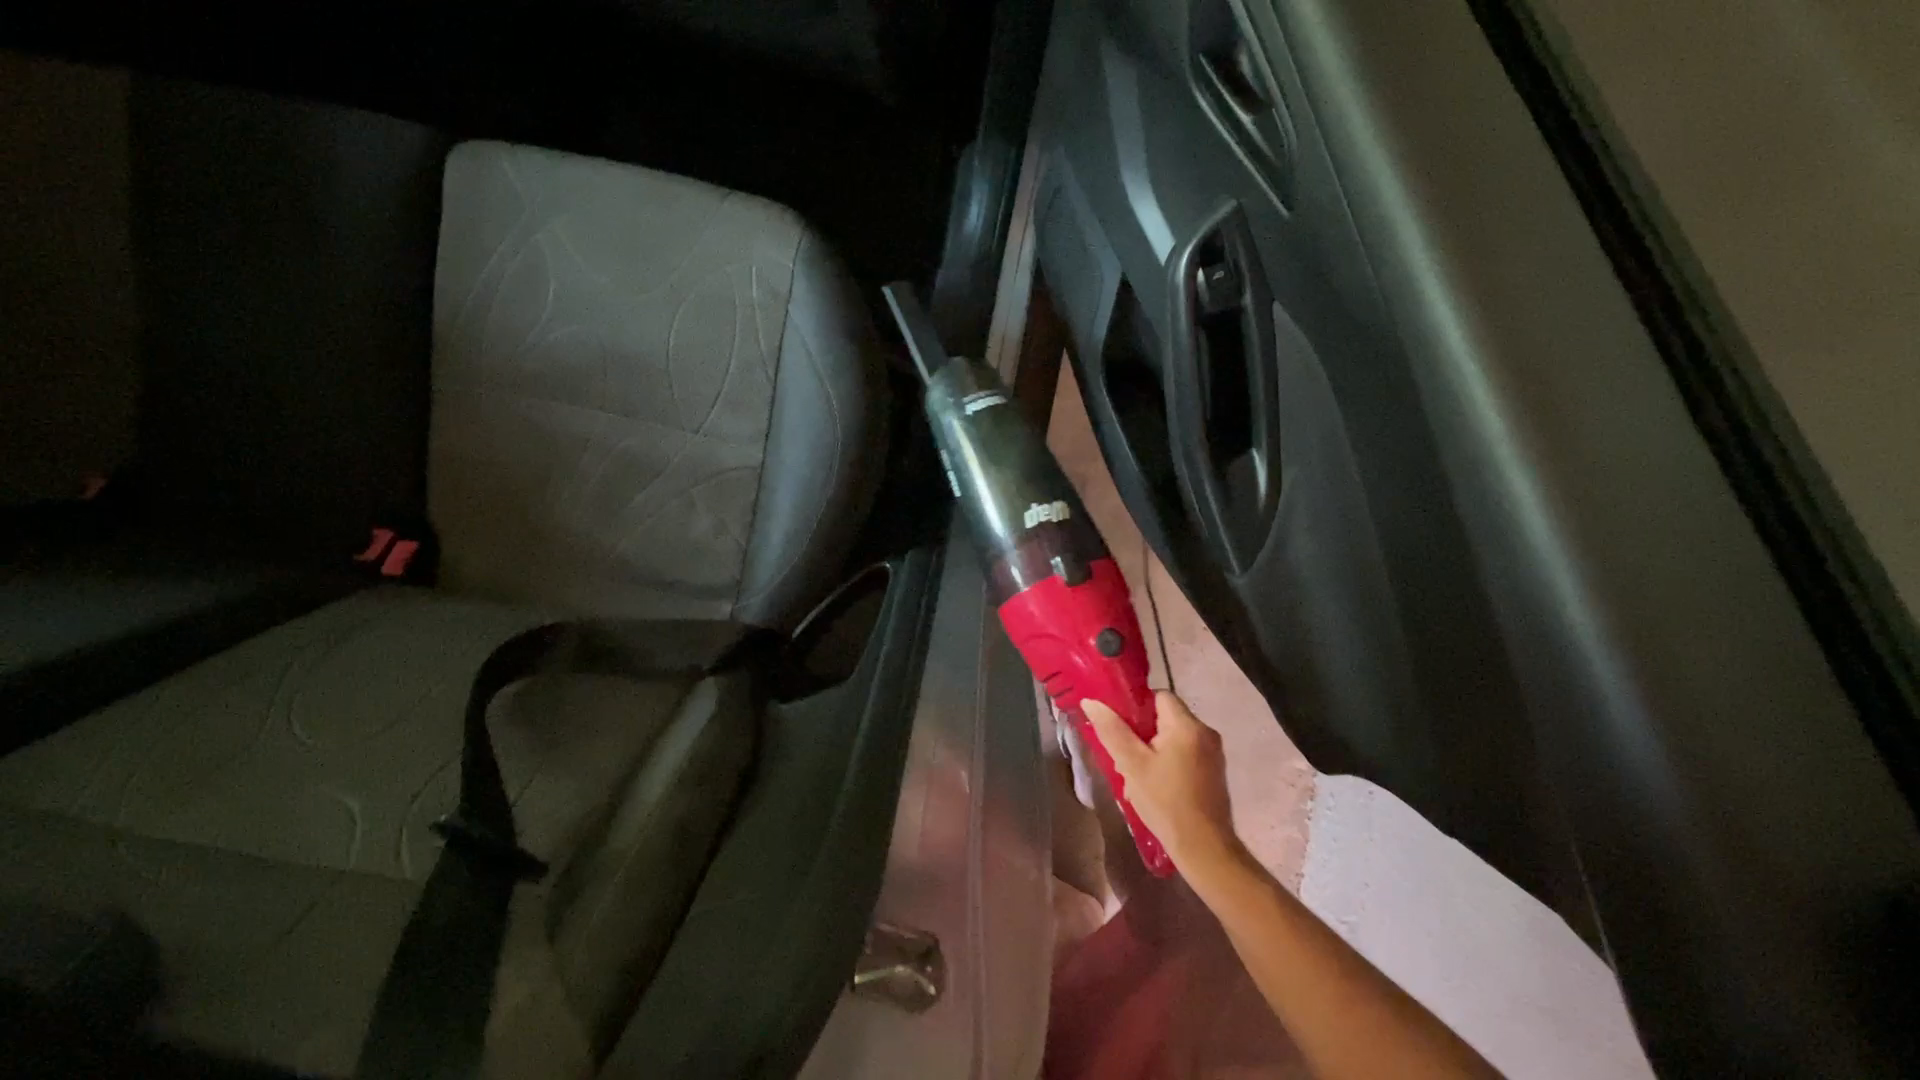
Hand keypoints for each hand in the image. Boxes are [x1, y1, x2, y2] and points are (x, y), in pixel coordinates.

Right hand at [1083, 692, 1244, 876]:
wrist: (1204, 847)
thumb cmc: (1165, 802)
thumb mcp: (1132, 765)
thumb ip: (1112, 730)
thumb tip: (1091, 701)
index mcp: (1187, 725)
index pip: (1159, 696)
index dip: (1136, 707)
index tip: (1120, 728)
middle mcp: (1206, 732)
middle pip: (1166, 717)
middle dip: (1142, 733)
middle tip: (1123, 757)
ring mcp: (1214, 753)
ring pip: (1174, 737)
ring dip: (1153, 750)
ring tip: (1136, 775)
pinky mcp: (1215, 771)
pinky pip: (1186, 753)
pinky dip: (1168, 761)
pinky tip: (1155, 785)